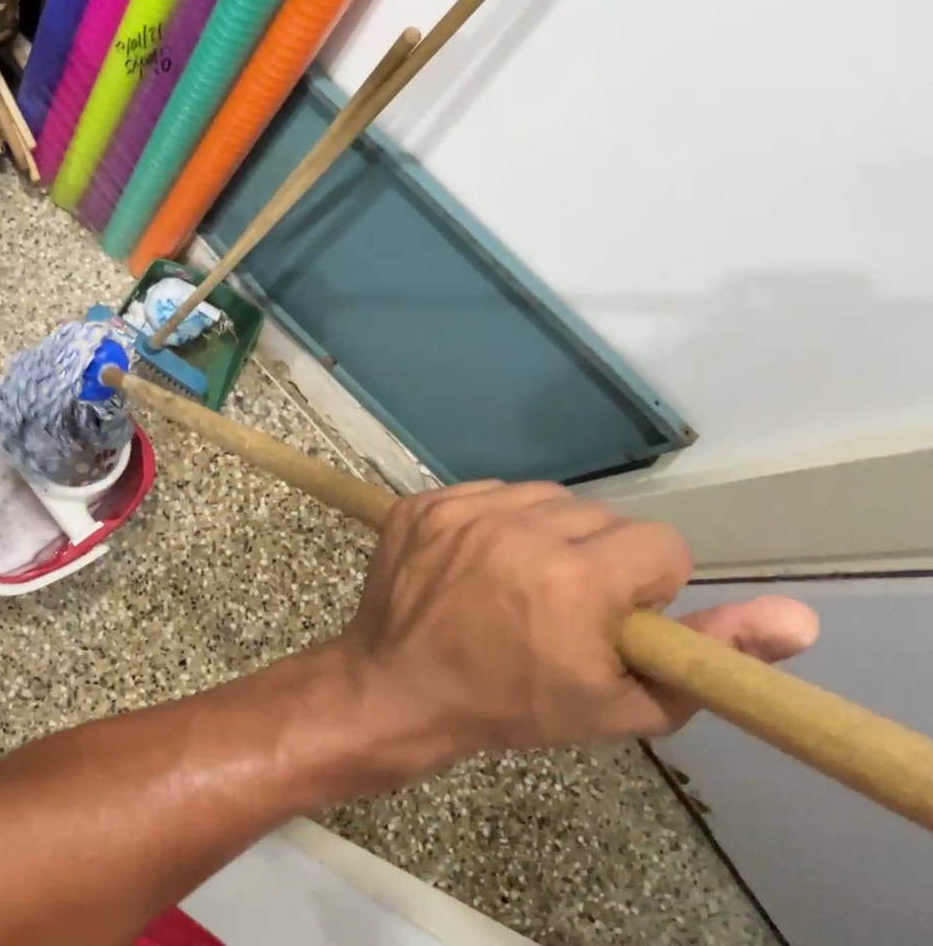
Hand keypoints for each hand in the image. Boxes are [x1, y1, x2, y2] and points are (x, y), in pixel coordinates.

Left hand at [338, 481, 818, 756]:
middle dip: (600, 556)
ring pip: (541, 497)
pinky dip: (492, 519)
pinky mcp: (417, 505)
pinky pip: (483, 492)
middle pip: (602, 516)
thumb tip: (798, 617)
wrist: (398, 688)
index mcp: (577, 577)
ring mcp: (458, 512)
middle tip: (563, 601)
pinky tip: (476, 561)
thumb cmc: (513, 704)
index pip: (662, 543)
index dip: (649, 583)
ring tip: (519, 578)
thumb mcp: (625, 702)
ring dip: (546, 531)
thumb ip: (710, 655)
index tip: (615, 614)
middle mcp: (517, 529)